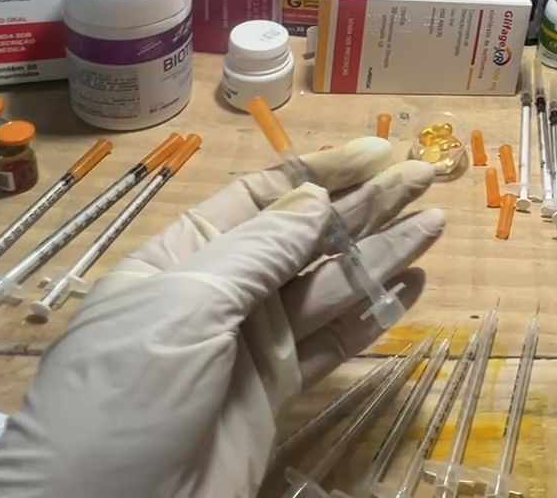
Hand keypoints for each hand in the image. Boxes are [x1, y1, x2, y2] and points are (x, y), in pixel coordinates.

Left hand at [0, 136, 444, 497]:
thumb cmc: (123, 401)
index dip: (323, 172)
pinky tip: (412, 286)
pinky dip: (375, 313)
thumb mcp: (184, 310)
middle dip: (366, 205)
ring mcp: (255, 342)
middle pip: (309, 236)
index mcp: (188, 258)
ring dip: (382, 254)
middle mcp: (226, 292)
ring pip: (331, 285)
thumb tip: (316, 196)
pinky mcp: (278, 389)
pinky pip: (335, 340)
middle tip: (424, 177)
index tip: (378, 153)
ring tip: (433, 223)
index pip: (266, 197)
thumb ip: (259, 251)